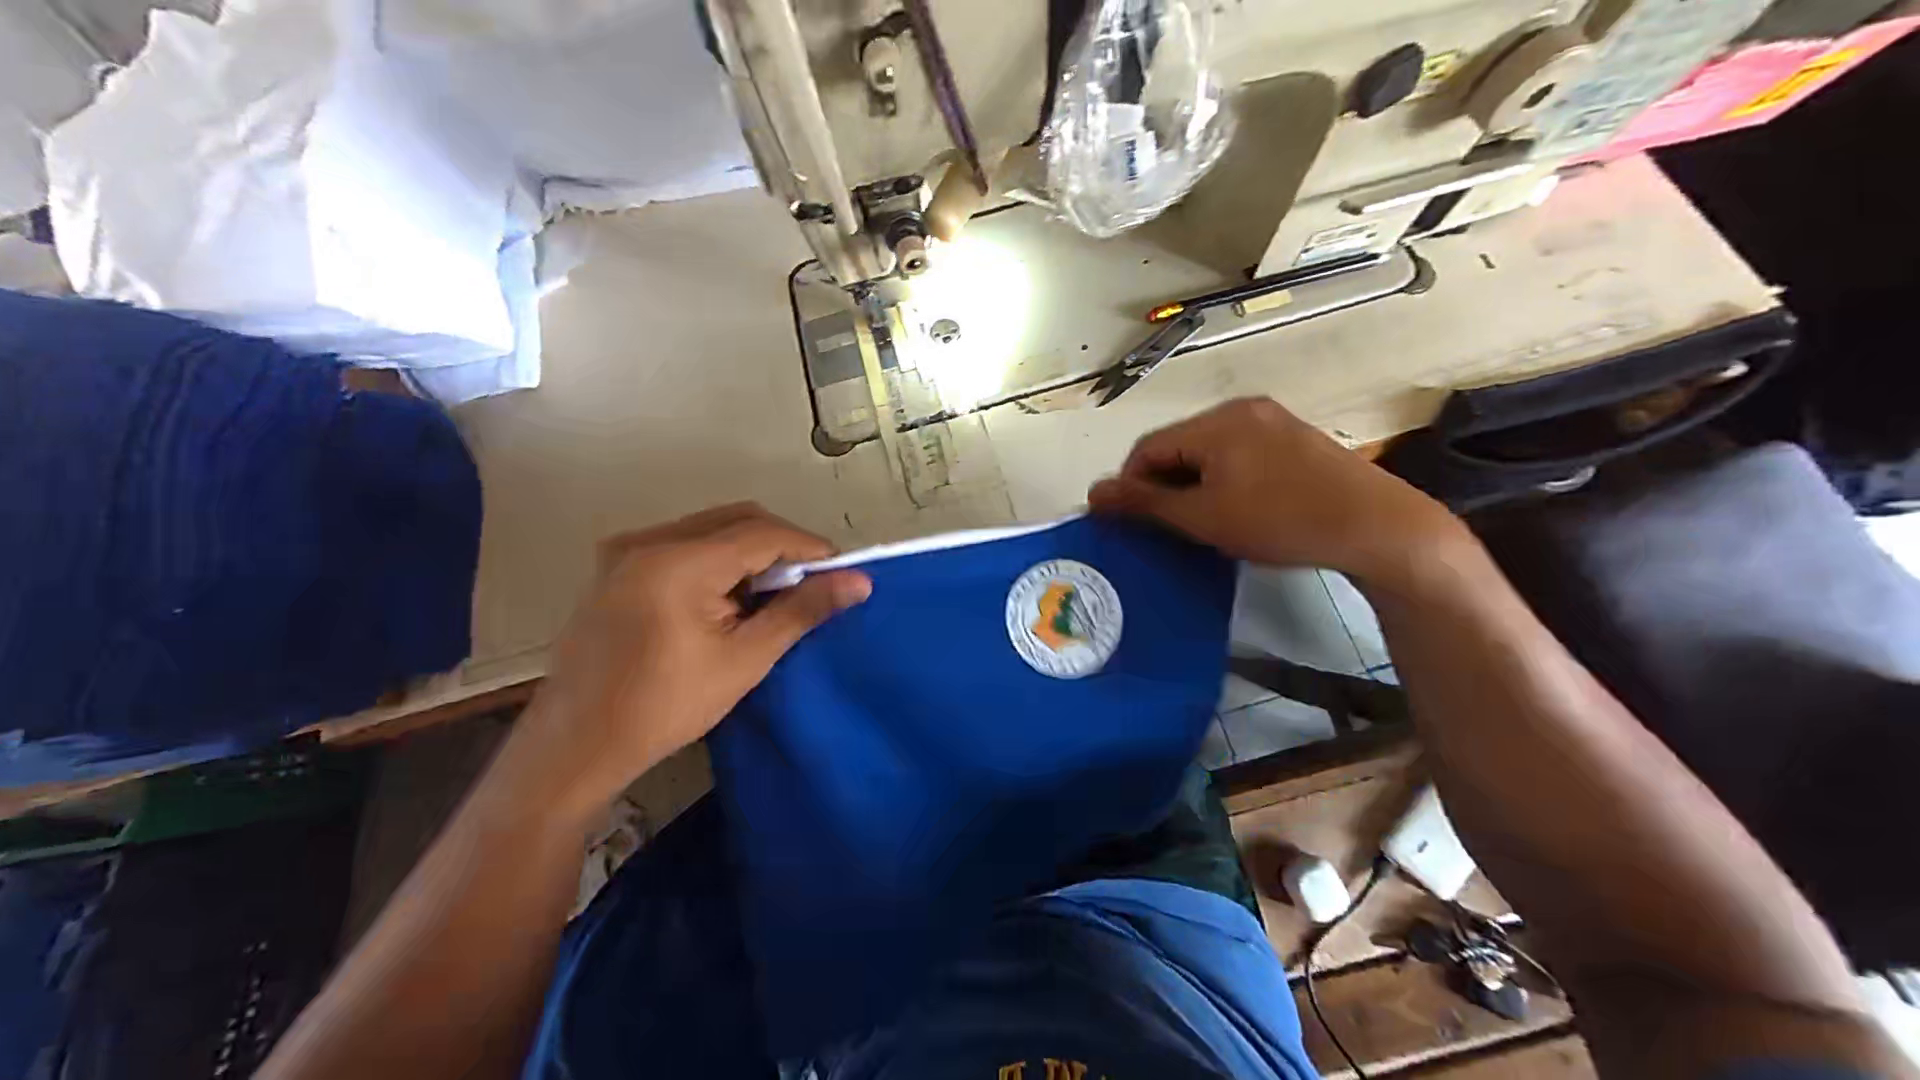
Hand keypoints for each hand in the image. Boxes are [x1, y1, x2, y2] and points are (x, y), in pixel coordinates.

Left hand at [496, 503, 870, 821]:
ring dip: (750, 553)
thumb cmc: (664, 707)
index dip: (810, 547)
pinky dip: (718, 560)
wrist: (575, 746)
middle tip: (810, 587)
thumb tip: (859, 582)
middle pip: (737, 519)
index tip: (841, 574)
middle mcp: (647, 539)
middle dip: (781, 546)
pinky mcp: (616, 565)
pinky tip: (727, 600)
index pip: (763, 532)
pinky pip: (684, 544)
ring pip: (711, 528)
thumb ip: (802, 611)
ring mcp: (625, 549)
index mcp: (678, 561)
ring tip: (770, 598)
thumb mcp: (744, 660)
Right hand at [1087, 397, 1468, 586]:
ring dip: (1192, 484)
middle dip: (1163, 484)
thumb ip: (1145, 503)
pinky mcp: (1296, 439)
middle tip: (1166, 526)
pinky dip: (1223, 479)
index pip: (1148, 448)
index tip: (1131, 523)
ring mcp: (1273, 421)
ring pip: (1209, 452)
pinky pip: (1239, 455)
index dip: (1130, 485)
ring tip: (1200, 521)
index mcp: (1217, 422)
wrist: (1375, 527)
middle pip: (1179, 445)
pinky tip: (1235, 509)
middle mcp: (1242, 409)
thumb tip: (1093, 491)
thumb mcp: (1203, 517)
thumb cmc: (1280, 521)